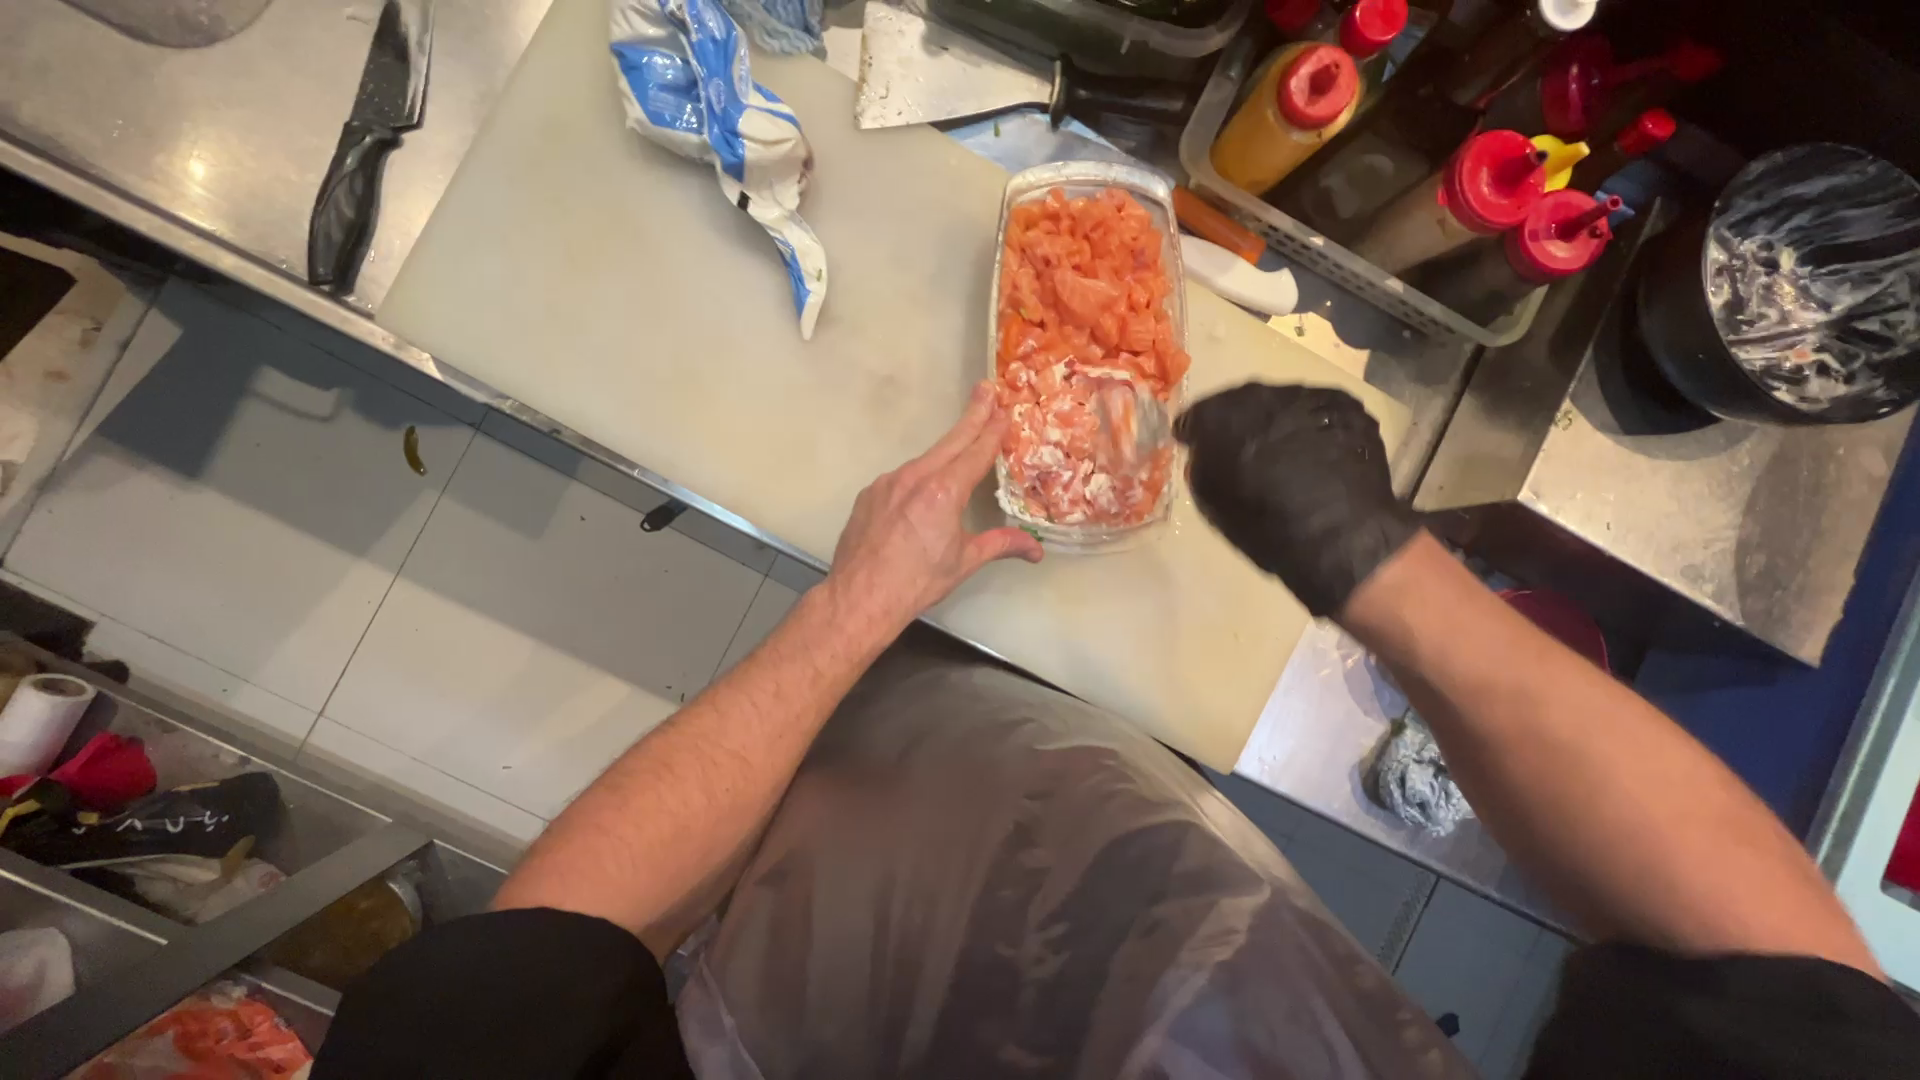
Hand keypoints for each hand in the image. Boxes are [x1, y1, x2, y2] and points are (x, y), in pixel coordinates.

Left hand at [823, 382, 1043, 639]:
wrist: (859, 597)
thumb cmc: (916, 582)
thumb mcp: (964, 562)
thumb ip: (1000, 545)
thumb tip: (1036, 549)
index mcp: (944, 491)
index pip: (976, 452)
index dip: (992, 430)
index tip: (1004, 410)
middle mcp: (915, 478)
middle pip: (951, 441)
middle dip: (972, 415)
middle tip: (985, 389)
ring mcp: (888, 483)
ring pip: (925, 460)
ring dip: (945, 452)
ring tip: (960, 446)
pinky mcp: (869, 494)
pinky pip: (901, 478)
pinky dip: (918, 477)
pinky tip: (922, 493)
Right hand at [1174, 383, 1417, 616]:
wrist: (1336, 533)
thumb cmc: (1261, 522)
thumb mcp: (1209, 498)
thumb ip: (1201, 465)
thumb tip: (1206, 453)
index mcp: (1219, 414)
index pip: (1197, 415)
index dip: (1196, 433)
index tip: (1198, 447)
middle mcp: (1261, 394)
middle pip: (1242, 403)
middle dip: (1240, 424)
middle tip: (1246, 452)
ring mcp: (1307, 396)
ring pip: (1283, 405)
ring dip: (1280, 424)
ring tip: (1288, 455)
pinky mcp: (1348, 407)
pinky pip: (1319, 413)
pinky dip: (1314, 429)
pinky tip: (1321, 456)